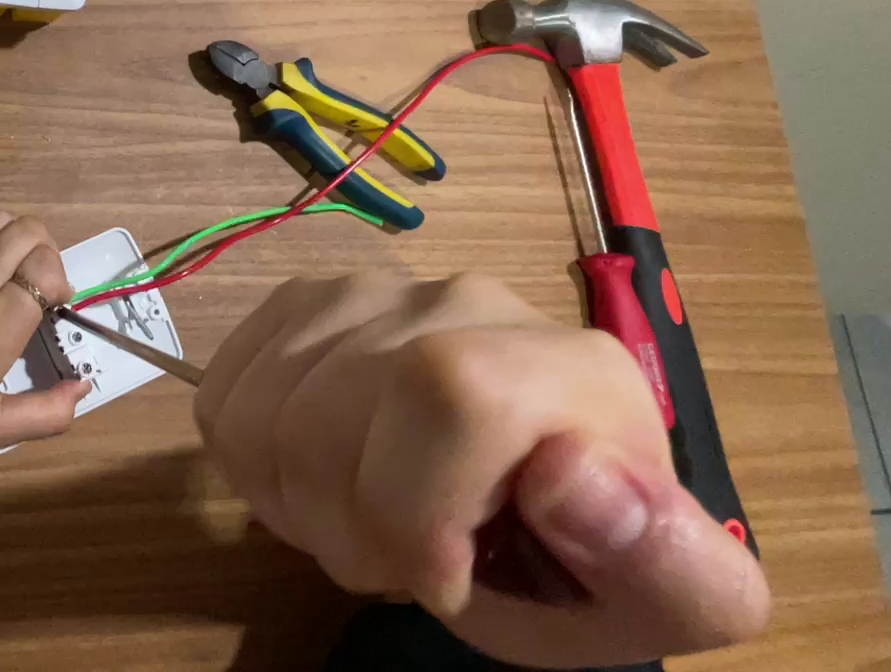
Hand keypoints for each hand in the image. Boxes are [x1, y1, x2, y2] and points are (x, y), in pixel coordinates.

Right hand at [194, 272, 768, 667]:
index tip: (433, 575)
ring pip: (259, 413)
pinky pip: (223, 394)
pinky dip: (246, 462)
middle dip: (339, 531)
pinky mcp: (291, 302)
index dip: (410, 507)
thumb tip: (571, 475)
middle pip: (325, 421)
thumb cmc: (565, 547)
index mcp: (560, 364)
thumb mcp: (652, 599)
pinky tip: (303, 473)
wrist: (502, 475)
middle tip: (385, 559)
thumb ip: (667, 566)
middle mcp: (452, 299)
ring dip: (287, 500)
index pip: (444, 394)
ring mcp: (356, 291)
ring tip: (346, 515)